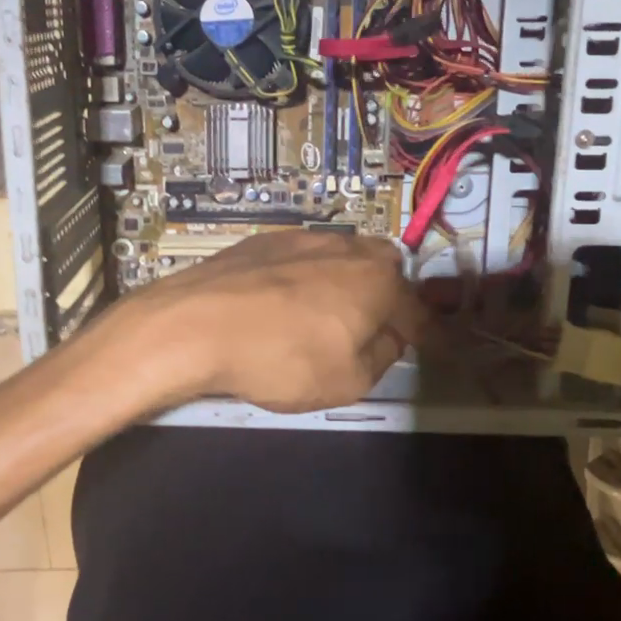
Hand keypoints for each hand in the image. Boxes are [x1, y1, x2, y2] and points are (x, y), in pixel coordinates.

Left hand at [90, 230, 430, 412]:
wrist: (195, 324)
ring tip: (324, 316)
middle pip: (383, 267)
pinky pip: (301, 258)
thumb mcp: (349, 381)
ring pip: (340, 256)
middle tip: (370, 328)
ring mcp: (301, 239)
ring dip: (344, 282)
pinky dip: (304, 277)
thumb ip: (381, 355)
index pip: (416, 308)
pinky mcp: (262, 241)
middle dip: (386, 295)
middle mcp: (346, 248)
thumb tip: (389, 336)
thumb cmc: (282, 358)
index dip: (424, 332)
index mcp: (378, 281)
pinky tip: (281, 303)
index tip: (425, 347)